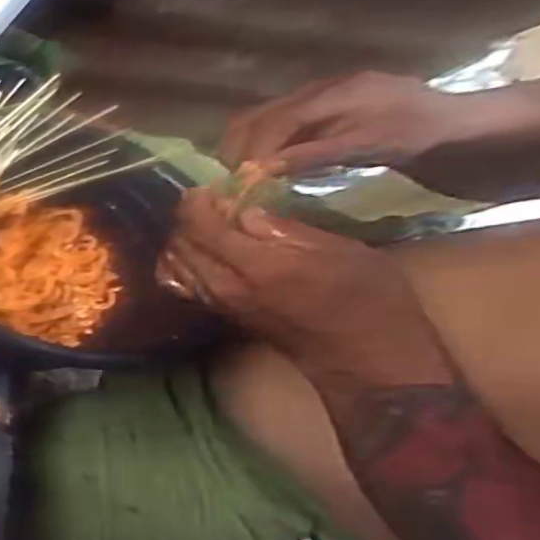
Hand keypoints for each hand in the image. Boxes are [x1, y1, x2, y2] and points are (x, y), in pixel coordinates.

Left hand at [159, 189, 452, 385]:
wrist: (359, 351)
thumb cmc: (367, 295)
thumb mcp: (339, 249)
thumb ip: (284, 229)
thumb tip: (245, 209)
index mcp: (254, 264)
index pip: (202, 227)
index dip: (196, 204)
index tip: (203, 188)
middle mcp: (221, 283)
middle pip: (180, 243)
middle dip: (185, 218)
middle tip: (204, 201)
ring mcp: (213, 299)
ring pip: (172, 263)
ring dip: (179, 238)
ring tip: (201, 222)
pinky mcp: (215, 310)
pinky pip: (178, 281)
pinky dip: (177, 261)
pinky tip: (194, 249)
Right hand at [219, 71, 511, 178]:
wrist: (459, 123)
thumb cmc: (420, 135)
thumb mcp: (373, 147)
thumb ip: (316, 155)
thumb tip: (261, 170)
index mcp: (336, 93)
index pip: (277, 120)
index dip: (253, 150)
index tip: (241, 179)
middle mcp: (318, 89)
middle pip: (255, 117)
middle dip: (237, 149)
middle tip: (233, 180)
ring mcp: (313, 97)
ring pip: (254, 120)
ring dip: (241, 147)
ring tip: (243, 173)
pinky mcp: (312, 108)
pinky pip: (268, 123)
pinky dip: (255, 144)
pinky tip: (261, 163)